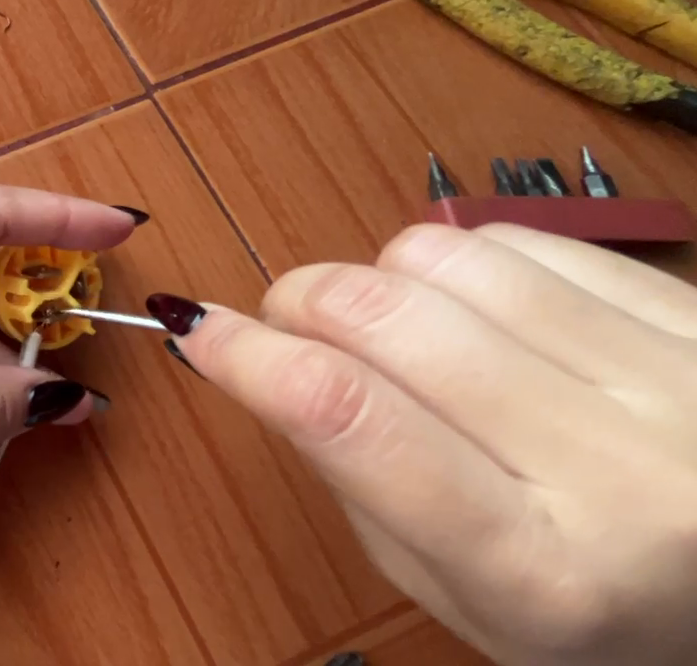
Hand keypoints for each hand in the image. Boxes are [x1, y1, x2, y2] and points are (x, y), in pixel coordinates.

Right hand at [159, 224, 696, 665]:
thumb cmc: (575, 603)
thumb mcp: (440, 577)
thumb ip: (337, 459)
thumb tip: (230, 340)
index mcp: (535, 568)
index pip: (342, 413)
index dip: (245, 352)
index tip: (193, 325)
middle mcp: (627, 476)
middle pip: (378, 314)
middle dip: (298, 301)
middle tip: (294, 328)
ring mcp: (685, 386)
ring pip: (437, 257)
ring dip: (379, 281)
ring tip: (405, 329)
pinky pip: (516, 238)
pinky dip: (462, 266)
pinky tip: (486, 319)